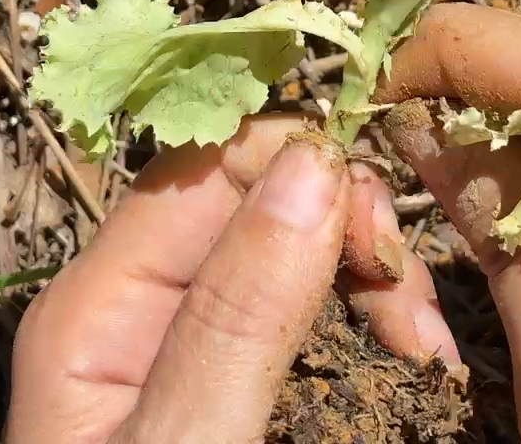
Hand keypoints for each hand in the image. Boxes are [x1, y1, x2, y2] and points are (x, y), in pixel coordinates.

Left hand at [8, 115, 456, 443]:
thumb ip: (239, 314)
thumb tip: (311, 162)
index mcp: (100, 303)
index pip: (202, 167)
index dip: (292, 162)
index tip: (372, 223)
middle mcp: (144, 297)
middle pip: (254, 190)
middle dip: (342, 217)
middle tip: (403, 290)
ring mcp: (199, 326)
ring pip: (297, 231)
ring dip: (371, 262)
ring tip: (420, 334)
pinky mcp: (249, 360)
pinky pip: (319, 290)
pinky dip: (374, 300)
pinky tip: (411, 344)